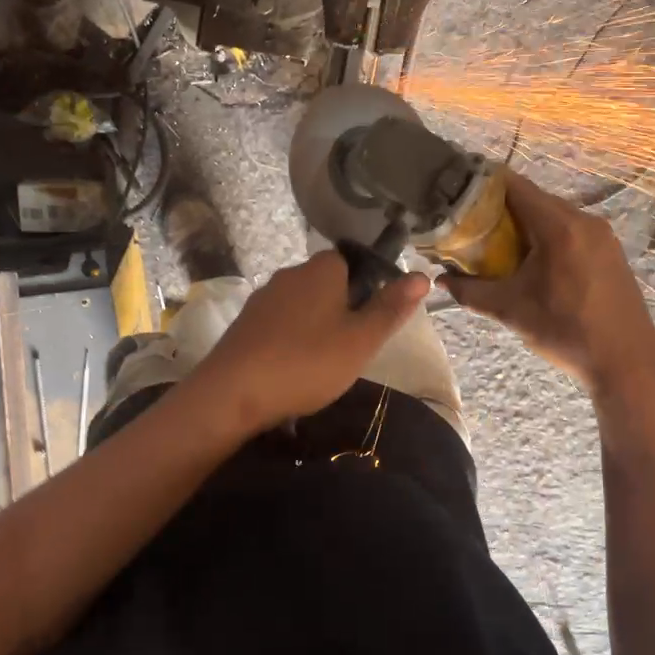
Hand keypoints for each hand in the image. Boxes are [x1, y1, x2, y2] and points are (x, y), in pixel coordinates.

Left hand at [190, 251, 429, 432]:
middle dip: (341, 310)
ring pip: (302, 306)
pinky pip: (279, 325)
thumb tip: (422, 276)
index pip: (353, 262)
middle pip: (327, 284)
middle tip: (351, 349)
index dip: (367, 289)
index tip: (371, 324)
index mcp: (322, 269)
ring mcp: (263, 297)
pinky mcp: (244, 323)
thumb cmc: (307, 363)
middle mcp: (290, 273)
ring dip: (315, 328)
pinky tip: (292, 369)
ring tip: (322, 364)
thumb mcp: (361, 340)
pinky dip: (290, 341)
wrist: (233, 393)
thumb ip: (391, 308)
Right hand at [440, 171, 654, 391]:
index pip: (514, 186)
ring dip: (523, 225)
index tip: (458, 193)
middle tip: (470, 226)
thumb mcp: (511, 311)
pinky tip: (532, 262)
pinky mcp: (610, 250)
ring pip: (552, 215)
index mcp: (559, 227)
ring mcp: (602, 234)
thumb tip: (441, 280)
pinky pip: (570, 230)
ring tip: (496, 245)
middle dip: (500, 209)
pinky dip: (546, 237)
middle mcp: (584, 220)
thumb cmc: (567, 333)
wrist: (627, 364)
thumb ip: (471, 291)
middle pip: (533, 199)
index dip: (483, 185)